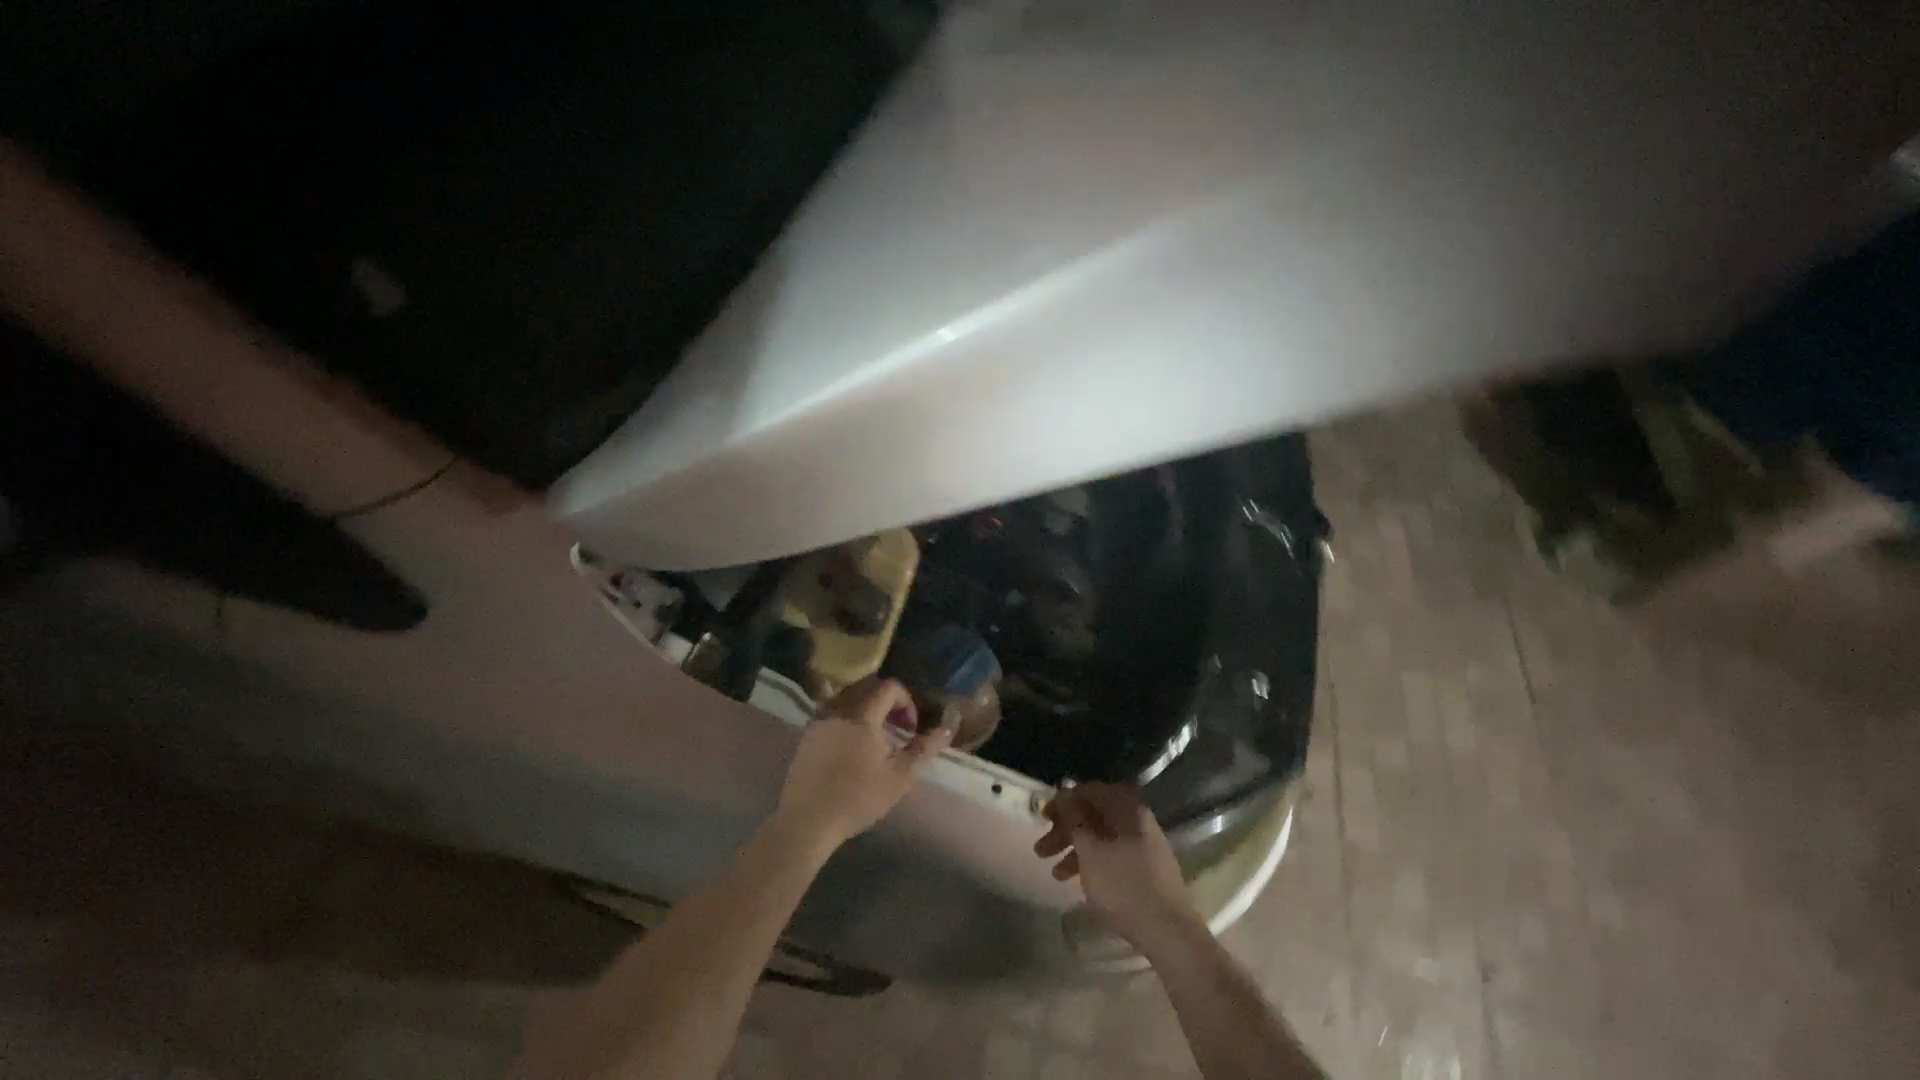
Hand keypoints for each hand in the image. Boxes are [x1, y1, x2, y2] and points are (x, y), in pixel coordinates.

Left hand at [774, 678, 951, 849]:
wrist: (807, 820)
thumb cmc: (857, 799)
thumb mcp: (899, 777)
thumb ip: (923, 749)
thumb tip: (946, 730)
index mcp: (862, 715)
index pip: (889, 687)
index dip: (906, 702)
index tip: (910, 728)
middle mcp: (837, 710)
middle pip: (866, 687)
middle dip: (886, 701)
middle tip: (896, 728)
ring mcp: (818, 721)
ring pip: (846, 697)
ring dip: (865, 708)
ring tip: (874, 737)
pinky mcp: (806, 735)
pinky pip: (830, 712)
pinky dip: (846, 718)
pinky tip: (851, 747)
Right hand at [1035, 783, 1203, 952]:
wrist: (1168, 931)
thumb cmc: (1123, 885)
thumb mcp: (1091, 851)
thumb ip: (1074, 819)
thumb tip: (1064, 793)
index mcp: (1127, 809)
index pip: (1090, 791)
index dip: (1064, 801)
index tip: (1043, 818)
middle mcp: (1138, 821)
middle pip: (1095, 815)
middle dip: (1065, 830)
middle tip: (1041, 850)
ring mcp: (1144, 845)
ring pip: (1102, 838)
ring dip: (1075, 851)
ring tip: (1055, 874)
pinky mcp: (1146, 869)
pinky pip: (1113, 856)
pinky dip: (1093, 864)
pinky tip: (1078, 882)